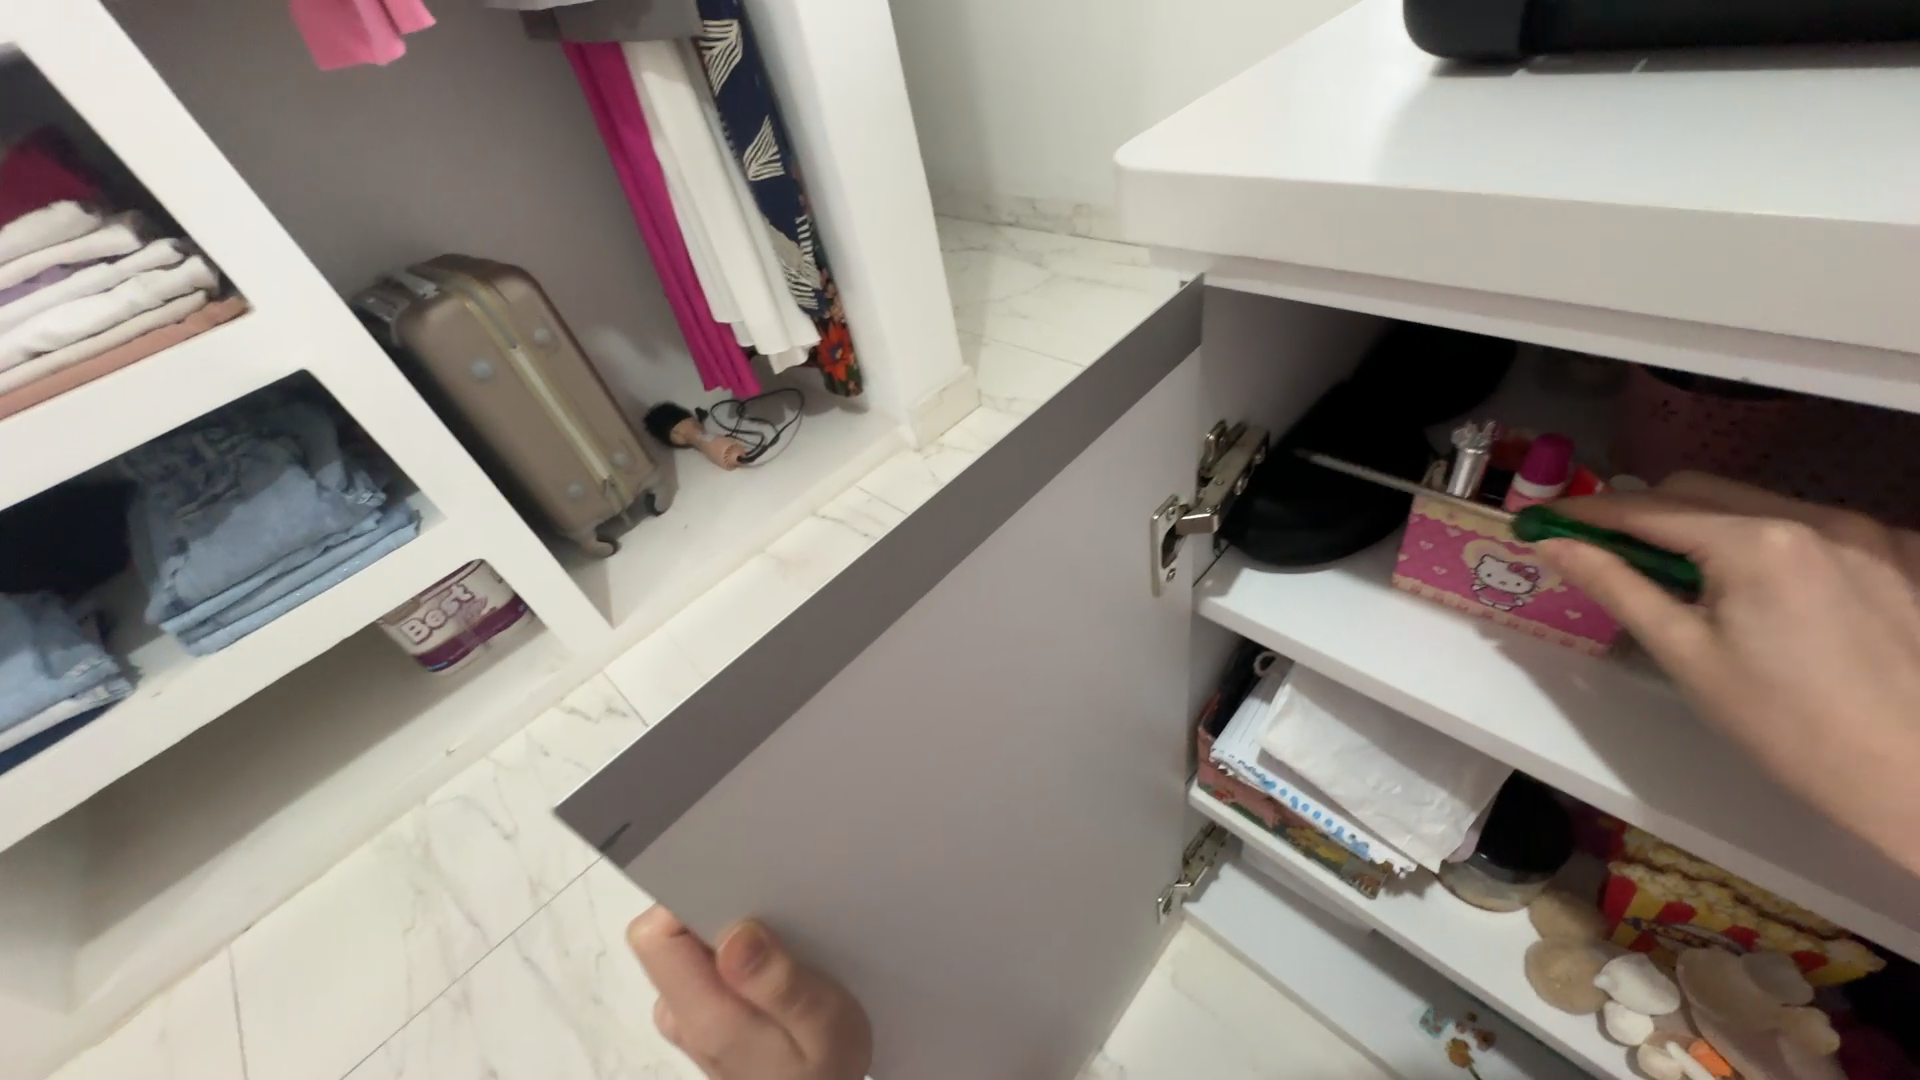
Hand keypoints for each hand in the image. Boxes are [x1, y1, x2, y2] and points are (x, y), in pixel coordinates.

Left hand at [628, 906, 871, 1079]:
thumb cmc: (827, 1067)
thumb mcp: (823, 1027)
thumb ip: (778, 984)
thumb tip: (735, 935)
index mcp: (706, 1017)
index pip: (657, 937)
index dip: (686, 897)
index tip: (733, 881)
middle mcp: (683, 1015)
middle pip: (668, 935)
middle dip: (714, 906)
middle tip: (771, 906)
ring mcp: (689, 1018)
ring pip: (686, 947)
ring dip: (726, 927)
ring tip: (779, 931)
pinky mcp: (702, 1017)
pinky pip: (702, 963)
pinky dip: (732, 948)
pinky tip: (772, 954)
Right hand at [1538, 472, 1919, 875]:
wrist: (1917, 779)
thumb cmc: (1785, 722)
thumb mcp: (1682, 651)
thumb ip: (1613, 584)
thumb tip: (1551, 545)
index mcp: (1757, 543)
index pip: (1644, 509)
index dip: (1582, 512)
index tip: (1538, 520)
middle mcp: (1818, 520)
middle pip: (1695, 491)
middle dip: (1636, 512)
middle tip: (1595, 550)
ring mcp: (1868, 535)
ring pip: (1749, 503)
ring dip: (1694, 524)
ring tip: (1672, 574)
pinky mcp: (1899, 557)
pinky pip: (1803, 525)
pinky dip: (1755, 538)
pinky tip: (1750, 585)